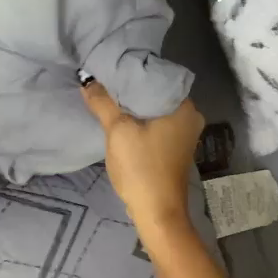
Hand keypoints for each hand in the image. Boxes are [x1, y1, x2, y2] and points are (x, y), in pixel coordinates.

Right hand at [81, 80, 204, 231]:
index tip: (111, 66)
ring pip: (155, 110)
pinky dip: (141, 120)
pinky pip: (157, 124)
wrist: (157, 211)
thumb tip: (87, 79)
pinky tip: (123, 117)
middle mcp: (190, 116)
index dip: (132, 70)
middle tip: (106, 79)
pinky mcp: (176, 148)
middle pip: (156, 93)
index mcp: (184, 106)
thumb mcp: (118, 130)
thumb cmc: (141, 167)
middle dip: (131, 88)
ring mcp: (185, 134)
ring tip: (109, 95)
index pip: (157, 75)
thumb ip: (103, 102)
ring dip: (135, 106)